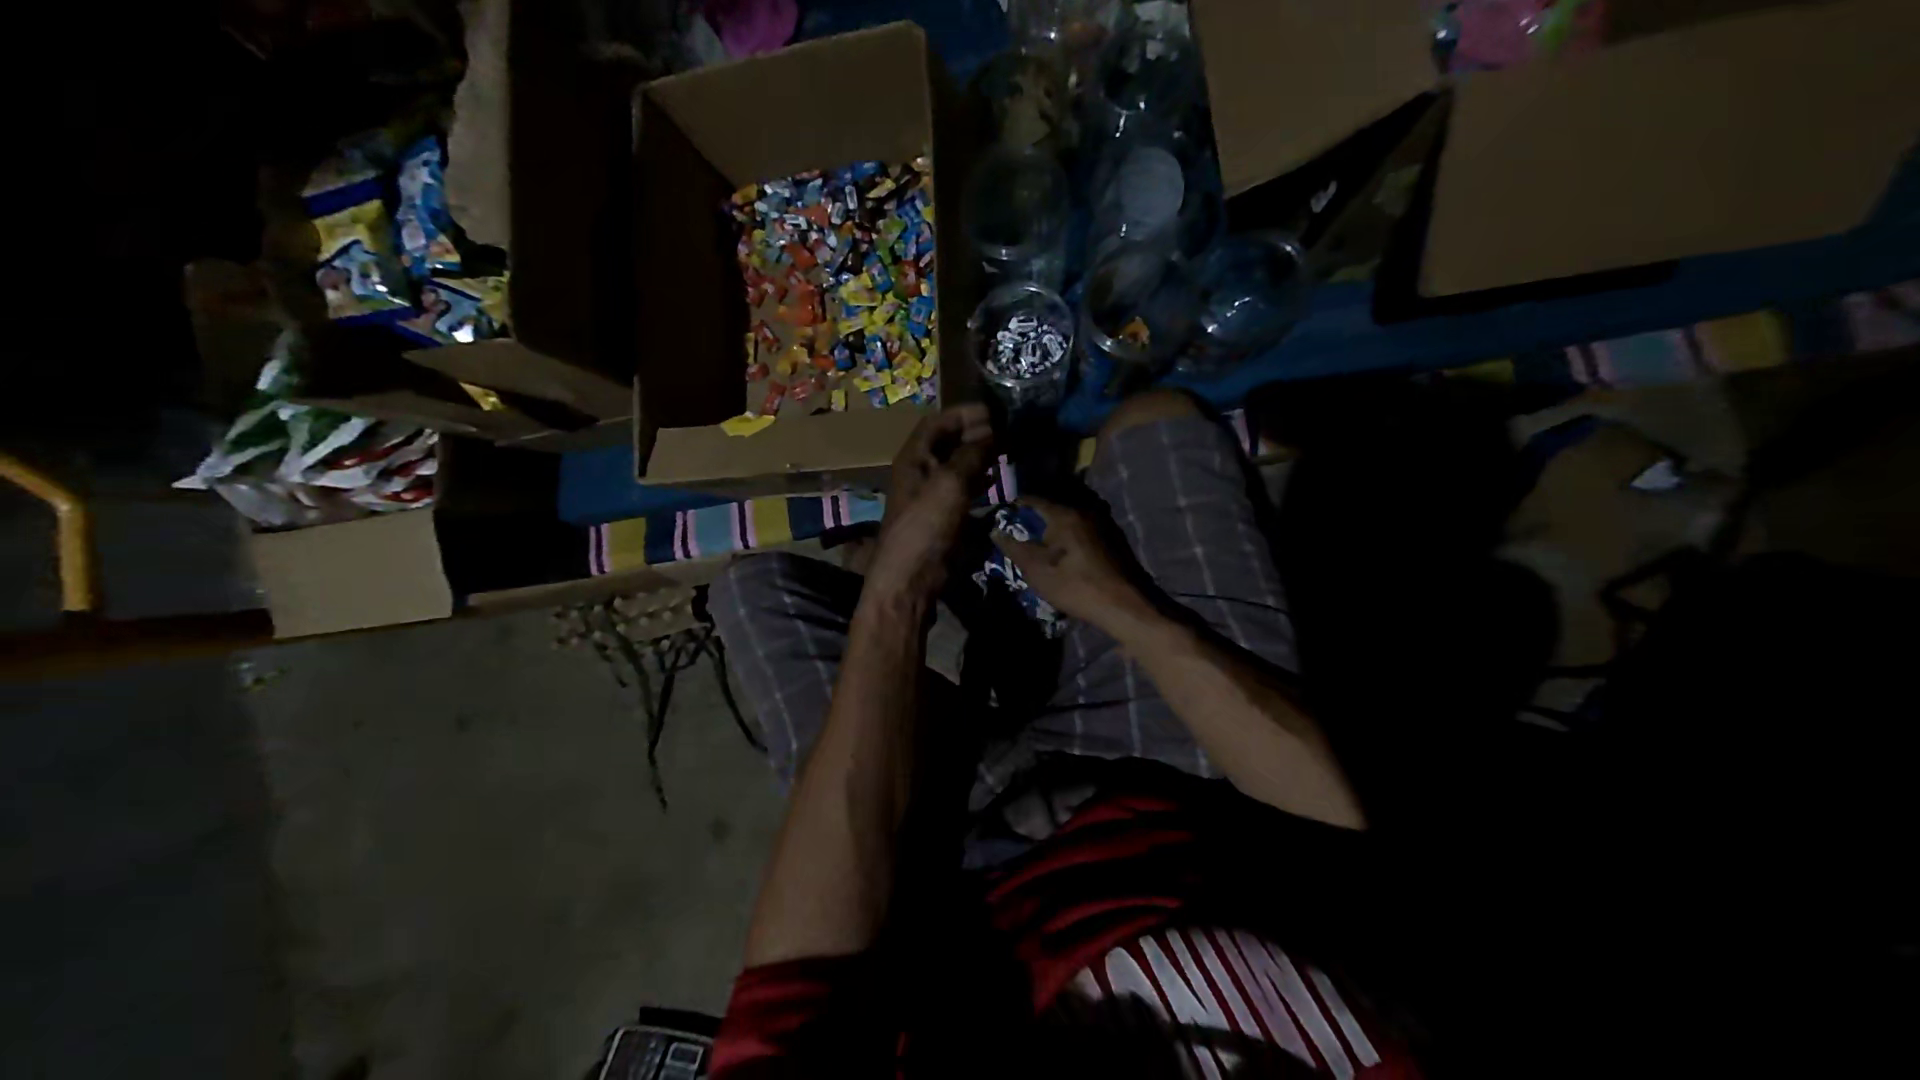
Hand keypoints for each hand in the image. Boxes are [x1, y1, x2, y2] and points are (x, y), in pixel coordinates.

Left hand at [867, 404, 994, 599]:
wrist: (911, 578)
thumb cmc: (925, 526)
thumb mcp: (950, 484)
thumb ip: (972, 454)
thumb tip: (994, 432)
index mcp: (914, 458)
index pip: (937, 422)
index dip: (963, 413)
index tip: (994, 411)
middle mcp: (920, 472)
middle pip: (948, 442)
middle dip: (976, 432)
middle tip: (1006, 430)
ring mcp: (931, 495)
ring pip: (958, 465)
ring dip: (980, 455)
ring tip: (1007, 451)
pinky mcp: (943, 517)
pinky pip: (963, 489)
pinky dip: (980, 480)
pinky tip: (997, 480)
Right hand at [991, 496, 1153, 634]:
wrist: (1123, 605)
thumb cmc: (1075, 585)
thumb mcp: (1036, 570)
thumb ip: (1014, 548)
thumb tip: (995, 531)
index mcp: (1065, 514)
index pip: (1034, 499)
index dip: (1016, 504)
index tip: (1003, 512)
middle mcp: (1086, 510)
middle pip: (1054, 505)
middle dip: (1036, 513)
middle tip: (1020, 526)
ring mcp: (1104, 523)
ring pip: (1072, 516)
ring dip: (1056, 524)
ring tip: (1042, 538)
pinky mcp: (1114, 538)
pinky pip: (1085, 526)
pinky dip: (1071, 532)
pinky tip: (1067, 548)